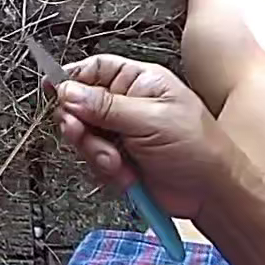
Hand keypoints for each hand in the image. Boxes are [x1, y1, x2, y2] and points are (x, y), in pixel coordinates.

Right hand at [52, 54, 226, 218]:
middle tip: (83, 133)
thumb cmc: (199, 148)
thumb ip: (105, 106)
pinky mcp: (116, 160)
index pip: (93, 69)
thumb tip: (68, 91)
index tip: (51, 88)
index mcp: (138, 82)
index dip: (70, 78)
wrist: (212, 195)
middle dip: (80, 124)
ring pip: (82, 136)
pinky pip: (91, 161)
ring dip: (95, 152)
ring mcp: (119, 133)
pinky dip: (104, 171)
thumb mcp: (150, 119)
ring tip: (117, 162)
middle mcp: (126, 104)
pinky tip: (126, 174)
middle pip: (79, 104)